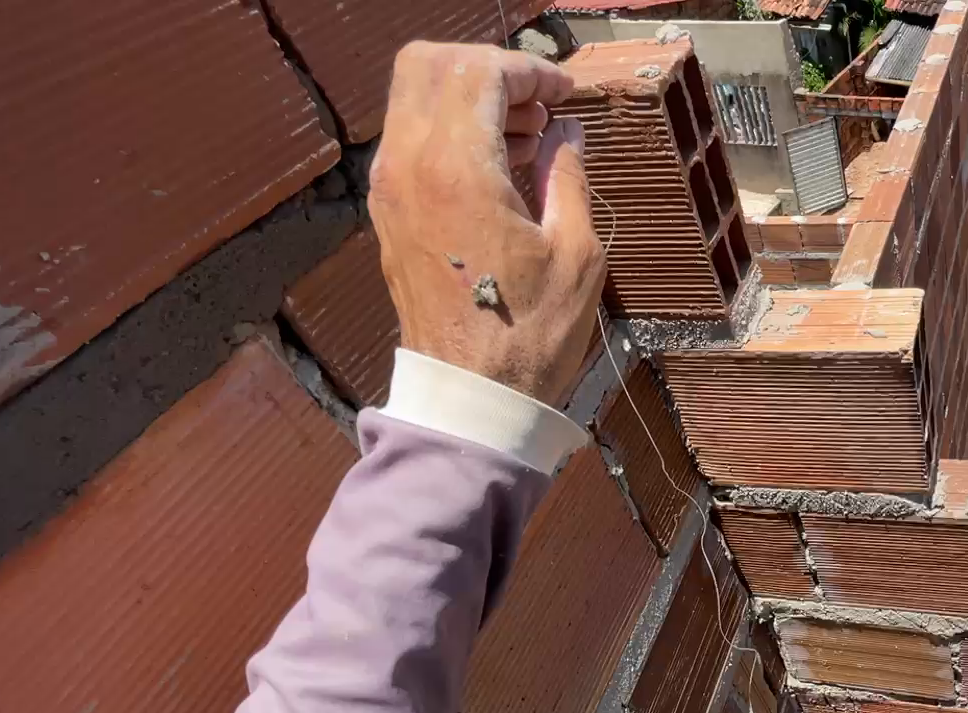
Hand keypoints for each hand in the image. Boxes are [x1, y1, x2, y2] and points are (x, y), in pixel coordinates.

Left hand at [369, 42, 606, 404]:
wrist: (476, 393)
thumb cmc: (533, 333)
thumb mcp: (577, 255)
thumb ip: (568, 177)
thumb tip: (567, 133)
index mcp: (457, 169)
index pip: (480, 71)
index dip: (529, 69)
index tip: (566, 91)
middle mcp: (408, 164)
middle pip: (432, 64)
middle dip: (493, 71)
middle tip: (543, 107)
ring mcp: (390, 188)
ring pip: (416, 98)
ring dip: (472, 100)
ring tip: (530, 139)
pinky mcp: (389, 213)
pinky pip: (413, 140)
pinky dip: (454, 132)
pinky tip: (500, 170)